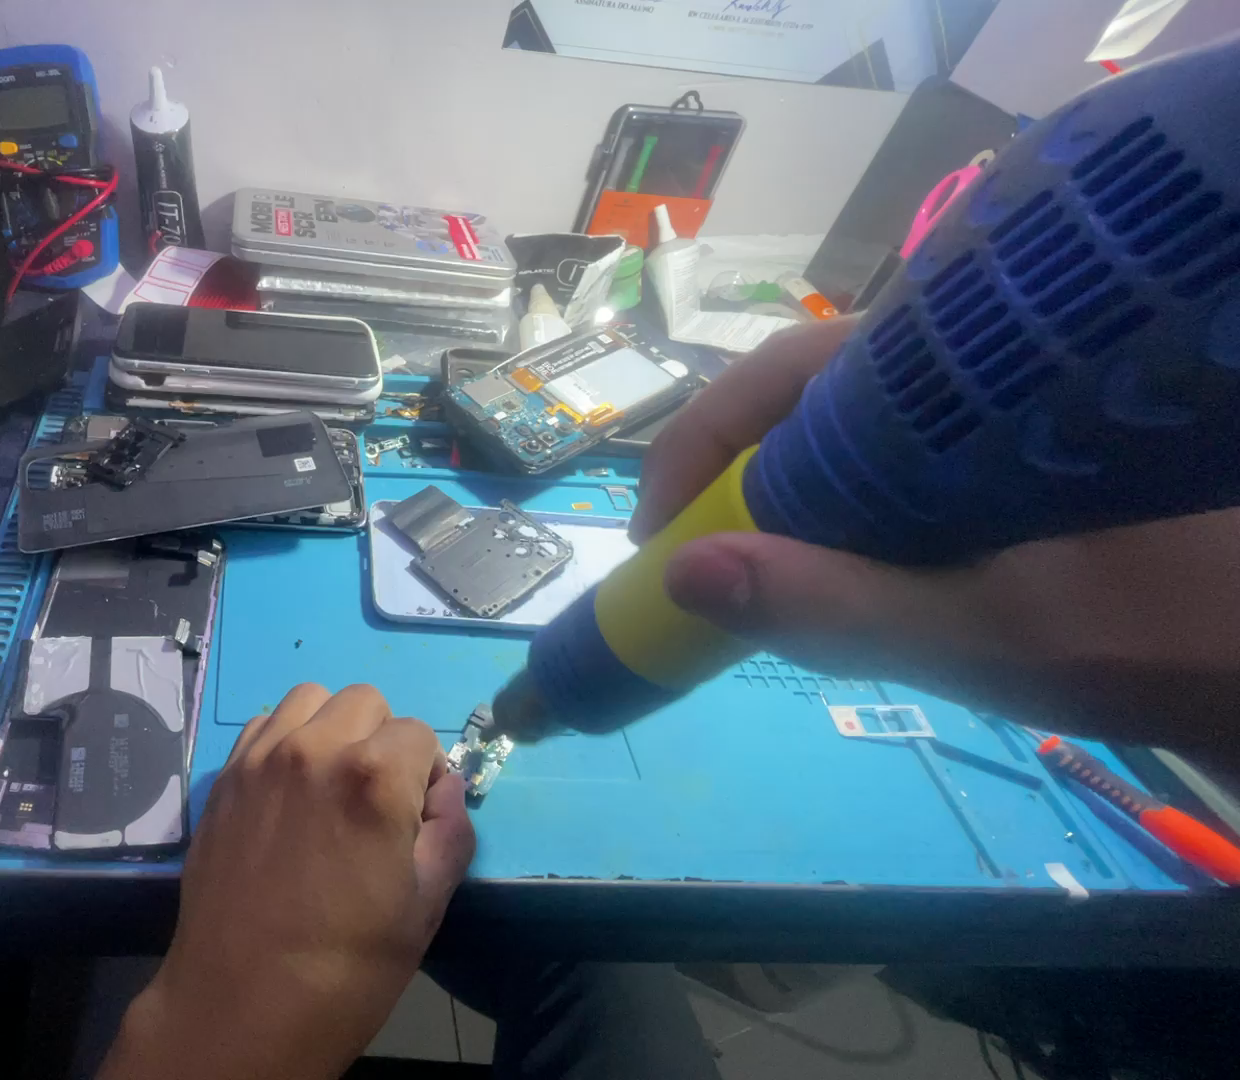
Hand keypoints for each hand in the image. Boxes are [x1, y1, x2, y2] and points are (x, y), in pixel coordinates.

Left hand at [100, 684, 474, 1079]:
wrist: (242, 1003)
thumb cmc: (347, 966)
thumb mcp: (426, 906)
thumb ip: (451, 830)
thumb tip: (446, 786)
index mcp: (374, 777)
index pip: (418, 733)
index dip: (425, 772)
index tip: (414, 811)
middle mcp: (315, 748)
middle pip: (365, 701)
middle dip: (382, 738)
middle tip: (374, 793)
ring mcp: (262, 756)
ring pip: (310, 698)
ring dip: (331, 726)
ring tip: (328, 780)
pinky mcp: (225, 773)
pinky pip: (263, 724)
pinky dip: (284, 738)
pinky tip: (286, 787)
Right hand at [632, 319, 1239, 769]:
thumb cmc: (1196, 641)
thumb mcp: (1003, 637)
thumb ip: (841, 608)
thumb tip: (682, 572)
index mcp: (977, 375)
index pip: (790, 371)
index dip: (699, 442)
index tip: (659, 530)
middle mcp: (976, 367)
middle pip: (802, 394)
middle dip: (724, 474)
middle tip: (691, 556)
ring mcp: (992, 408)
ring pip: (835, 430)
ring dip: (773, 496)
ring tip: (752, 570)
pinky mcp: (1005, 451)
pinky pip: (878, 462)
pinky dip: (829, 512)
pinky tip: (837, 565)